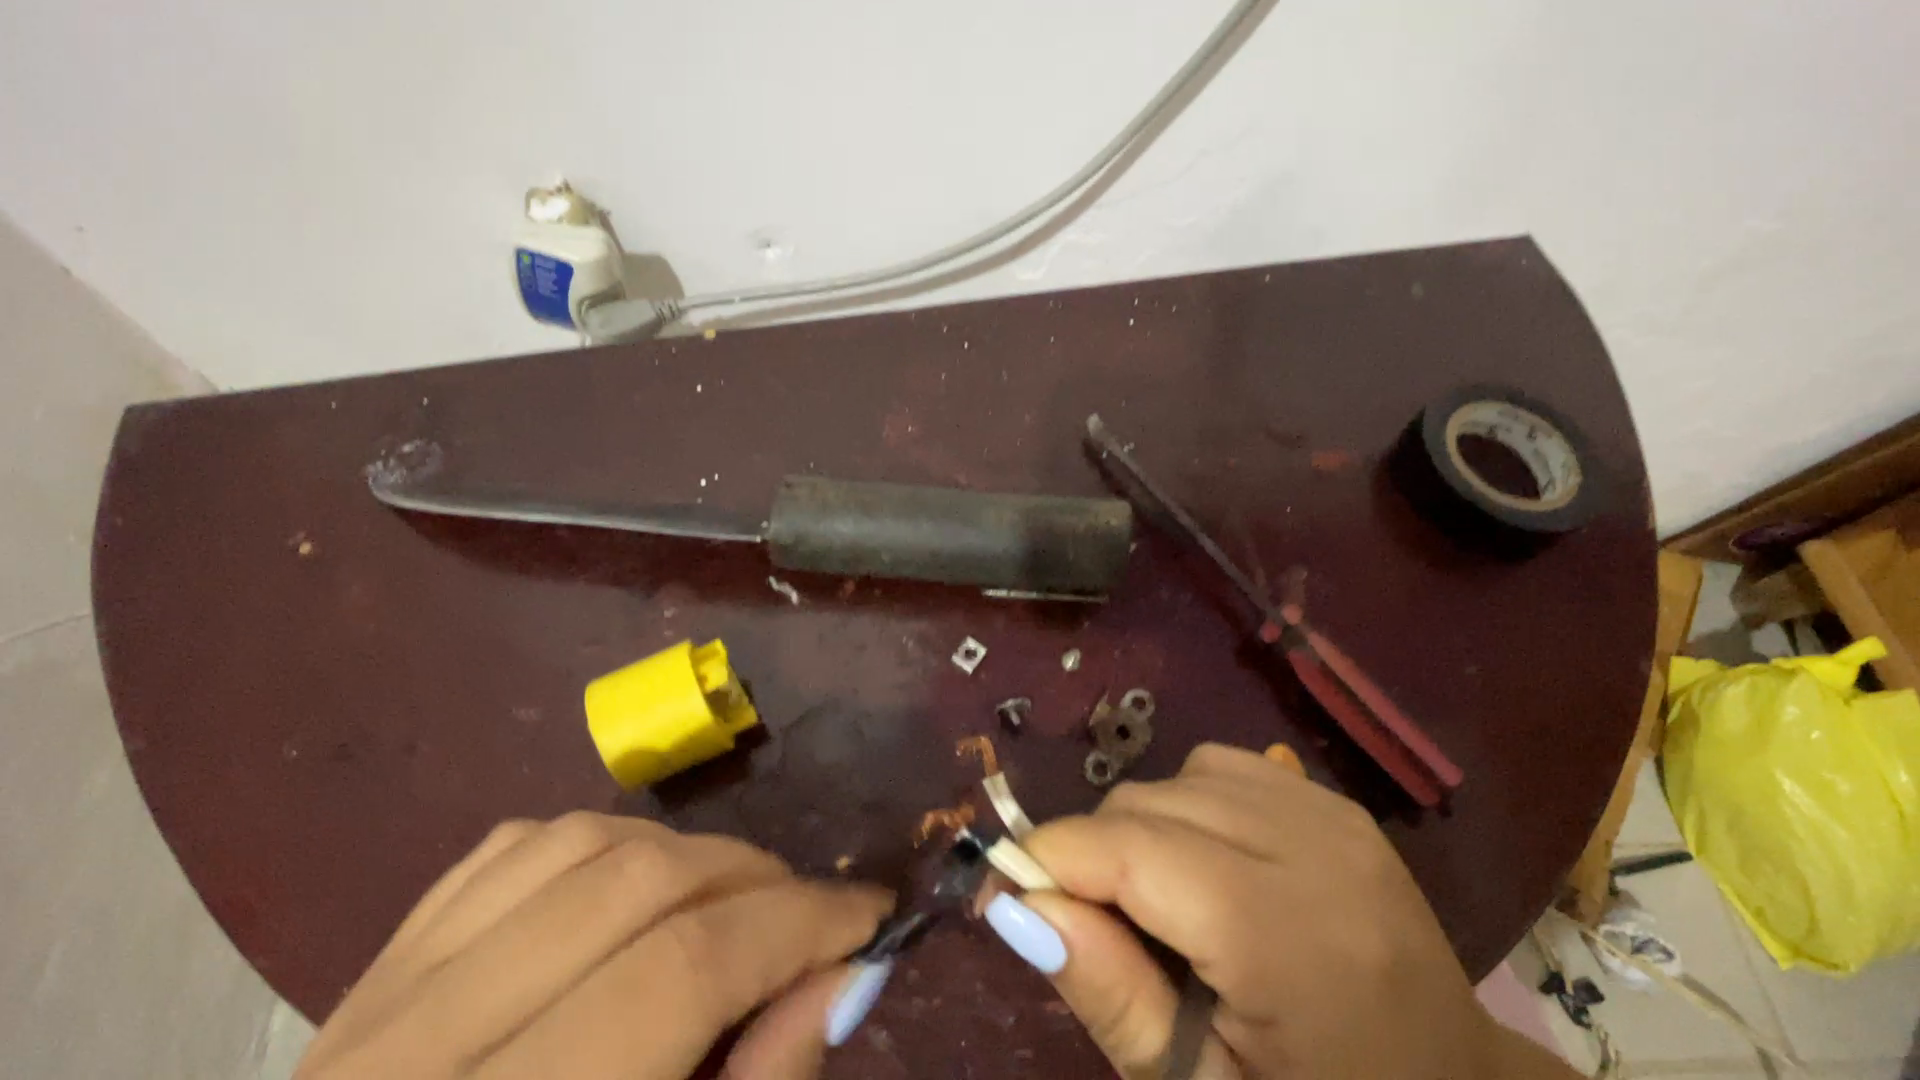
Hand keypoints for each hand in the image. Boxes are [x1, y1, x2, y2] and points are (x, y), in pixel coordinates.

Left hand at [297, 812, 891, 1079]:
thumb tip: (844, 972)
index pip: (681, 968)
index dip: (797, 925)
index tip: (869, 917)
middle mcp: (416, 1053)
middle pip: (632, 885)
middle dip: (755, 879)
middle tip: (811, 916)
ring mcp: (376, 1004)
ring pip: (572, 844)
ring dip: (684, 852)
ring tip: (737, 898)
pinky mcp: (370, 976)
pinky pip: (506, 852)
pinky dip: (600, 844)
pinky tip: (639, 881)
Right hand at [981, 744, 1579, 1078]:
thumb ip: (1110, 993)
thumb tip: (1015, 903)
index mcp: (1288, 937)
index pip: (1130, 849)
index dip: (1047, 859)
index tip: (1003, 898)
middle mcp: (1315, 848)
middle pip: (1145, 804)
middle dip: (1091, 856)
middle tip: (1095, 935)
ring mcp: (1333, 814)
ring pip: (1175, 777)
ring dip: (1139, 831)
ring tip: (1159, 907)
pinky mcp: (1337, 802)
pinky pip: (1221, 768)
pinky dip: (1186, 807)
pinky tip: (1205, 868)